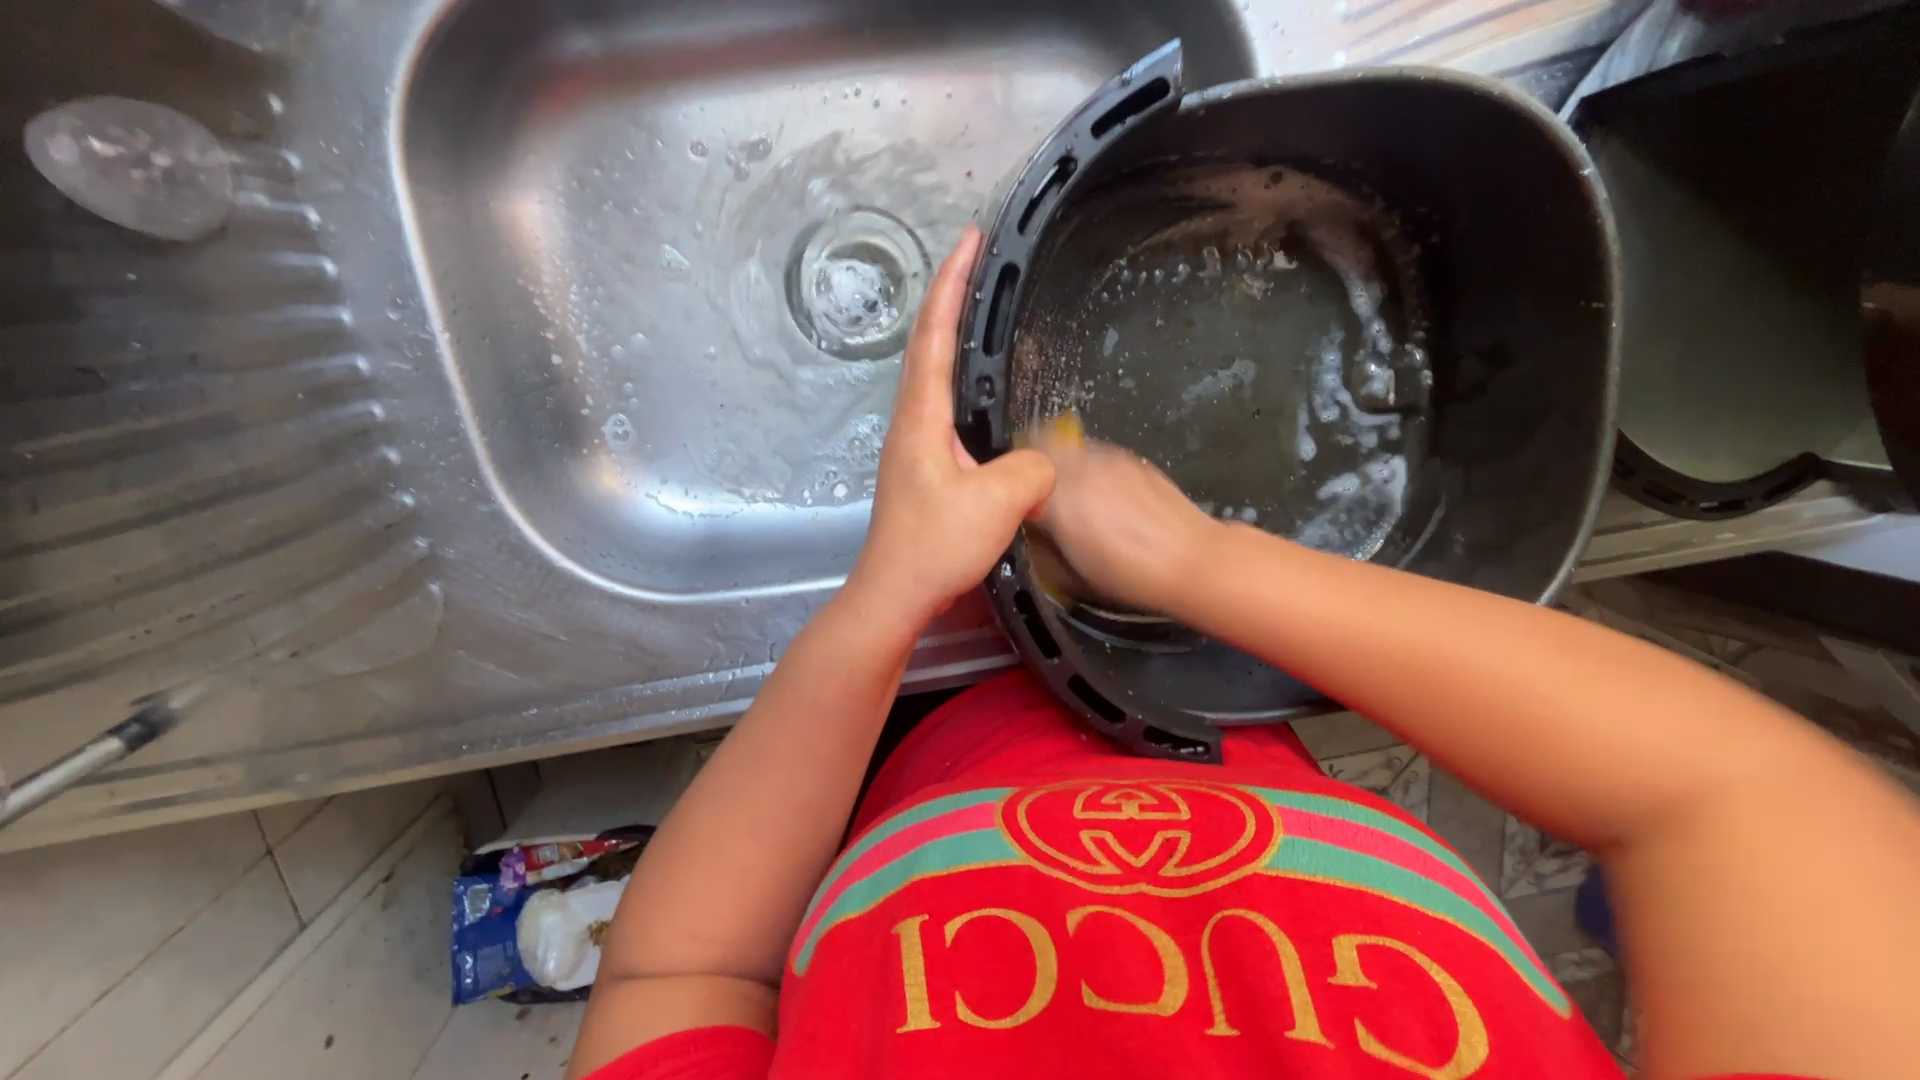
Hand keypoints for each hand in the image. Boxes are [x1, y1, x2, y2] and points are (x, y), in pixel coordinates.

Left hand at [847, 226, 1055, 625]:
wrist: (895, 593)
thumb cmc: (935, 546)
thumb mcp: (997, 503)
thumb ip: (1030, 469)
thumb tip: (1040, 464)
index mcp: (922, 419)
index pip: (935, 337)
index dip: (952, 285)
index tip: (969, 239)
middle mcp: (911, 423)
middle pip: (926, 346)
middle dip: (949, 297)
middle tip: (975, 259)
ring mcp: (913, 446)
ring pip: (933, 376)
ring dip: (951, 336)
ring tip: (979, 309)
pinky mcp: (924, 468)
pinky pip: (945, 408)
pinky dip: (961, 380)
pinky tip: (982, 392)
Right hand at [1029, 432, 1224, 613]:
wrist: (1190, 560)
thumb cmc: (1129, 574)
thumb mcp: (1070, 574)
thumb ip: (1042, 547)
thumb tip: (1031, 536)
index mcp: (1057, 498)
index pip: (1018, 482)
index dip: (1015, 494)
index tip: (1018, 508)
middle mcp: (1078, 468)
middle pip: (1039, 449)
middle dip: (1034, 468)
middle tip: (1037, 494)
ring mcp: (1106, 459)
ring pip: (1068, 447)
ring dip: (1061, 463)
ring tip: (1070, 492)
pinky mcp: (1130, 459)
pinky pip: (1095, 454)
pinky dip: (1088, 467)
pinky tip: (1102, 495)